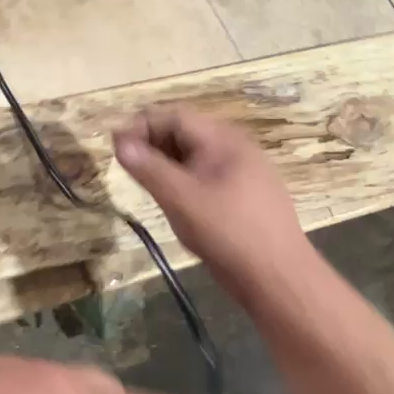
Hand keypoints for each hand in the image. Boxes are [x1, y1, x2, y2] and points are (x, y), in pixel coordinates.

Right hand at [112, 105, 311, 295]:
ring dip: (164, 161)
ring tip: (145, 183)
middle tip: (127, 165)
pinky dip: (182, 177)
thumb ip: (147, 167)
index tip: (116, 147)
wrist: (278, 277)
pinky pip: (205, 172)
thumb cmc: (226, 231)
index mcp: (224, 140)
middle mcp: (236, 148)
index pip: (174, 116)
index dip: (141, 125)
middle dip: (151, 143)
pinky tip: (173, 199)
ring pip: (194, 154)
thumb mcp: (179, 197)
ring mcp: (243, 171)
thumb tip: (119, 141)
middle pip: (184, 132)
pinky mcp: (244, 193)